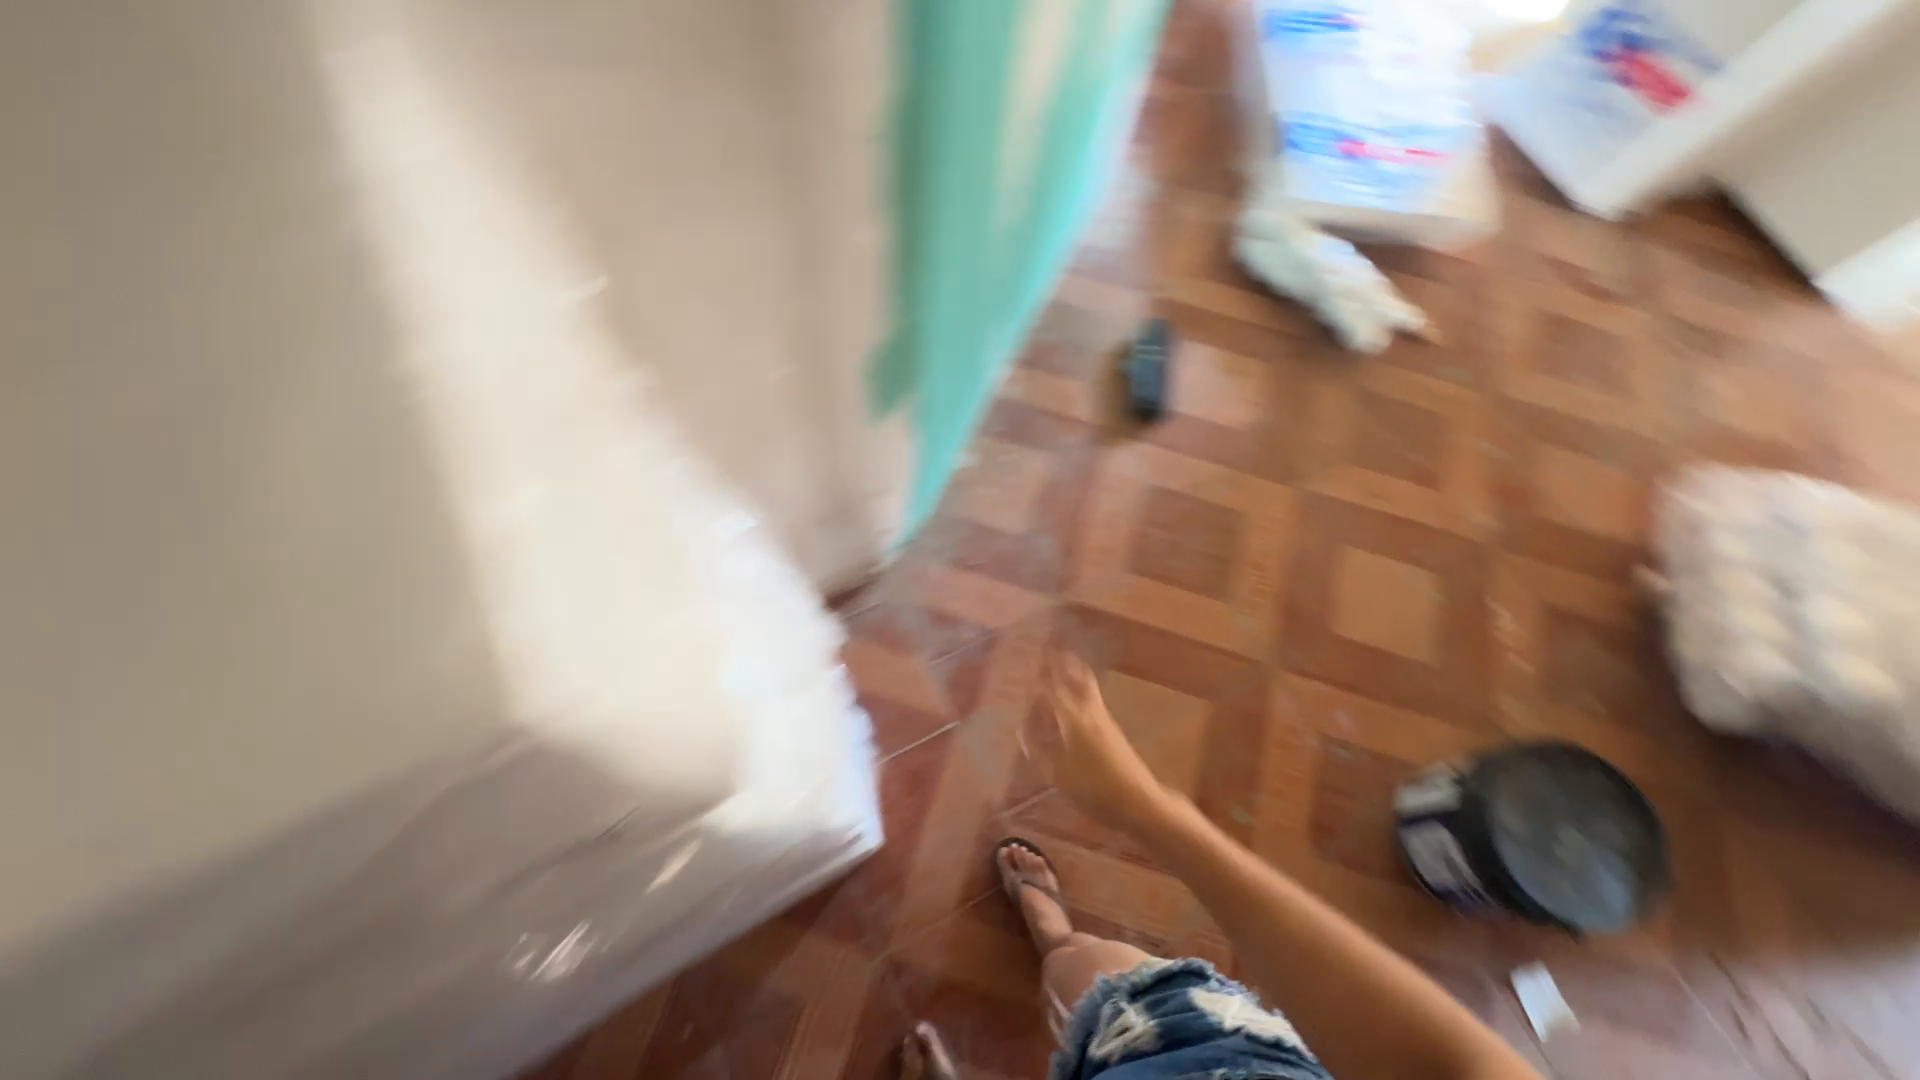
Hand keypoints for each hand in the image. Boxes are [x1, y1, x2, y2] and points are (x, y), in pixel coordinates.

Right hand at [1027, 650, 1168, 832]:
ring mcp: (1104, 719)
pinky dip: (1079, 691)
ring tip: (1062, 665)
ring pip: (1087, 686)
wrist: (1138, 801)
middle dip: (1064, 662)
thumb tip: (1022, 727)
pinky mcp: (1112, 730)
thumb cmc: (1092, 788)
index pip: (1050, 689)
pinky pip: (1092, 700)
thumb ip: (1037, 747)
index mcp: (1072, 718)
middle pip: (1077, 677)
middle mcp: (1090, 711)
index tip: (1022, 666)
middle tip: (1051, 649)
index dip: (1035, 678)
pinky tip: (1072, 702)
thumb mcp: (1056, 772)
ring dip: (1073, 673)